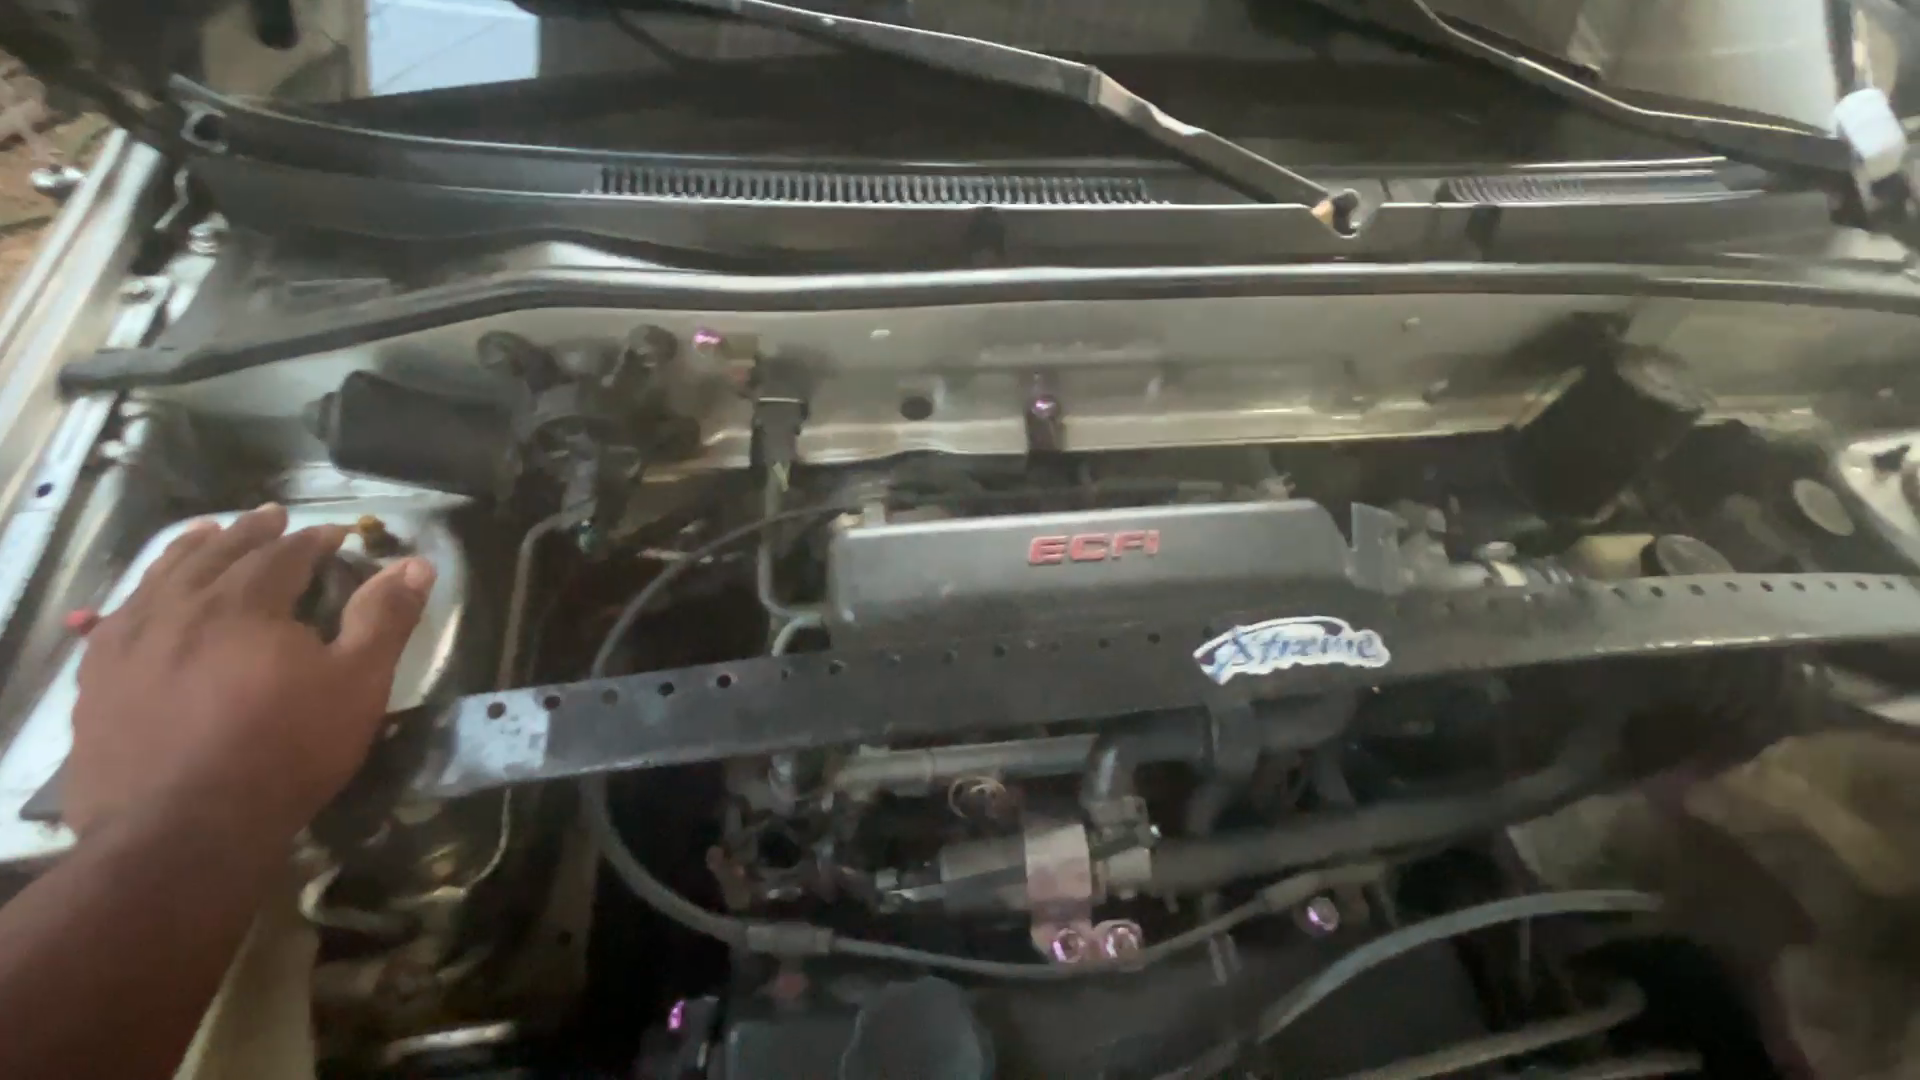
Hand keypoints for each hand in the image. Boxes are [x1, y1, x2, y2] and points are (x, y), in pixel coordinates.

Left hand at [67, 504, 434, 840]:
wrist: (183, 830)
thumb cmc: (288, 748)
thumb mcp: (360, 681)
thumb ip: (385, 618)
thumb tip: (417, 564)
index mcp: (245, 607)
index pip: (282, 556)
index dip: (312, 541)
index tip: (336, 533)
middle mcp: (179, 613)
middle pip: (214, 558)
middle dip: (247, 534)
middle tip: (269, 516)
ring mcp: (128, 649)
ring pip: (157, 581)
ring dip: (187, 552)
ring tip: (203, 536)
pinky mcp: (98, 686)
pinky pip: (115, 622)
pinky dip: (138, 597)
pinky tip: (142, 601)